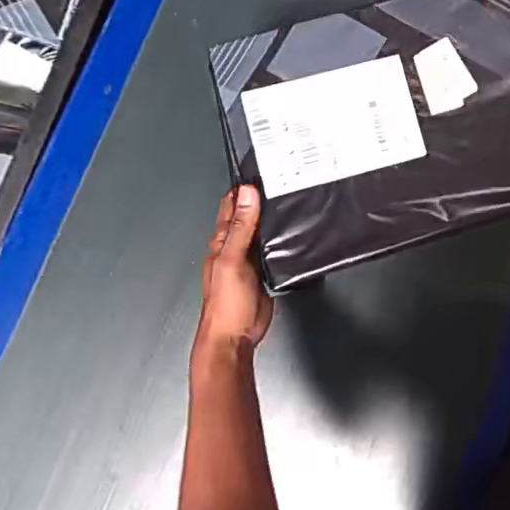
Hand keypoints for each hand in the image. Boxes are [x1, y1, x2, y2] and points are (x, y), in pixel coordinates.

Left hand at [197, 186, 275, 356]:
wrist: (234, 337)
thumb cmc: (226, 304)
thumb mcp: (233, 260)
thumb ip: (241, 227)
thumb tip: (246, 194)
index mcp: (220, 243)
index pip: (230, 207)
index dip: (241, 189)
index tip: (258, 172)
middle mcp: (233, 249)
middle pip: (246, 218)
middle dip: (257, 199)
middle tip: (276, 181)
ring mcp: (249, 262)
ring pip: (260, 233)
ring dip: (269, 219)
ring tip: (285, 201)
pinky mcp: (264, 274)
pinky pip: (271, 250)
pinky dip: (279, 239)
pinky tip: (289, 235)